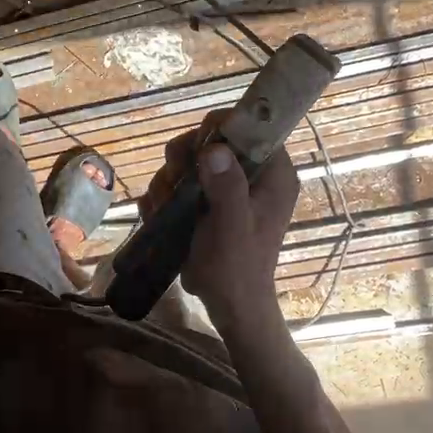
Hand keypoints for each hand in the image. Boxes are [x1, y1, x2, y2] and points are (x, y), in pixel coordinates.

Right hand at [139, 110, 299, 320]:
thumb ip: (227, 187)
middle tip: (174, 180)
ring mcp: (226, 187)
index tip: (195, 152)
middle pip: (210, 139)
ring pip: (188, 160)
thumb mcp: (232, 227)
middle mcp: (252, 174)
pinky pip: (178, 182)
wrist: (228, 305)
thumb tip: (214, 148)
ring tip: (165, 207)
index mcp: (273, 174)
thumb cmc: (237, 268)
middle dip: (184, 158)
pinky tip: (160, 214)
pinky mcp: (205, 202)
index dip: (219, 130)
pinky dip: (165, 195)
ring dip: (169, 180)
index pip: (250, 126)